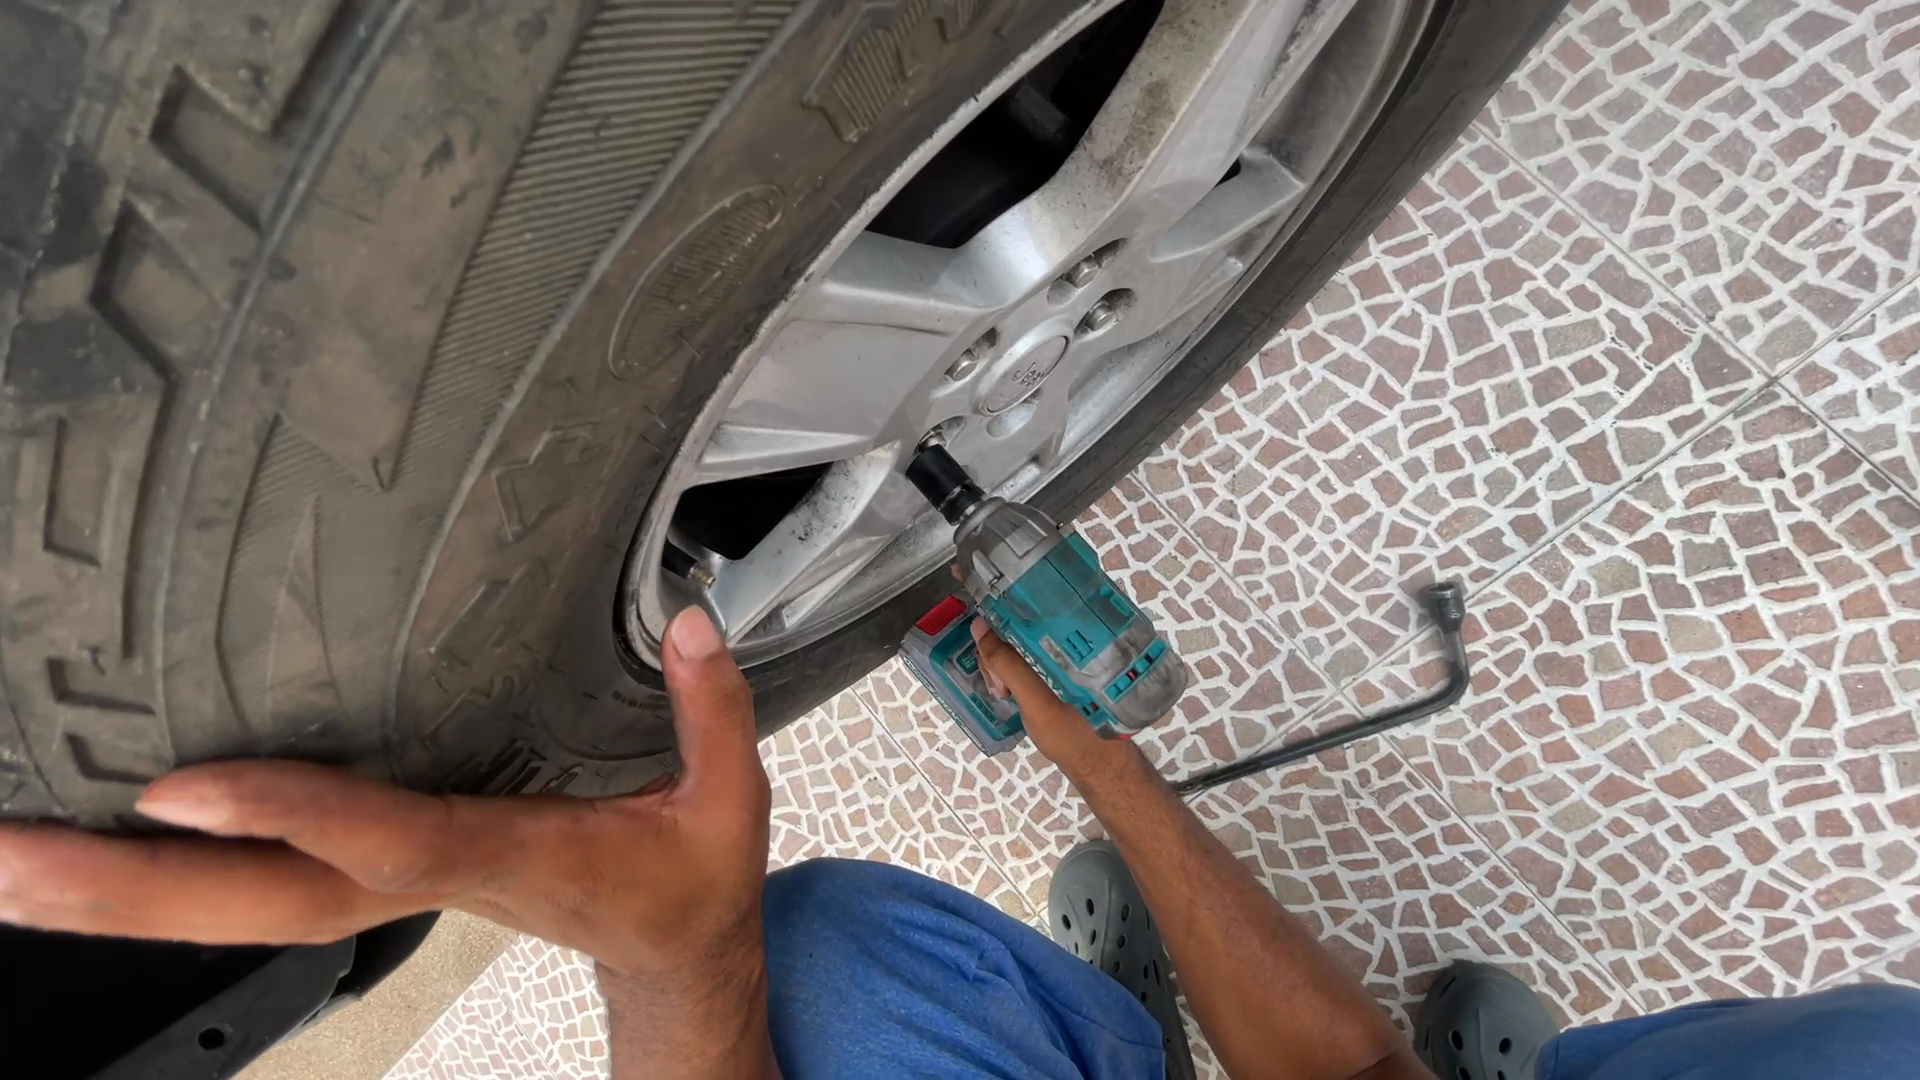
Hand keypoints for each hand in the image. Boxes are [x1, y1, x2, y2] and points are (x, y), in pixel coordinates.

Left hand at [0, 607, 769, 984]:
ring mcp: (426, 890)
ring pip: (262, 908)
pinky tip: (149, 845)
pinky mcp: (421, 880)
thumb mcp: (732, 799)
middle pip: (277, 905)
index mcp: (529, 859)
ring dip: (137, 894)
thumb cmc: (697, 880)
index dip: (303, 816)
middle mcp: (454, 883)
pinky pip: (290, 885)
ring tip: (15, 858)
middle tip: (2, 854)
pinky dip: (200, 874)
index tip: (186, 789)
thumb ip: (715, 711)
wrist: (677, 955)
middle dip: (139, 891)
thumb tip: (691, 623)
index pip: (402, 842)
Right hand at [969, 618, 1130, 774]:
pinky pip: (1028, 658)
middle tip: (1001, 687)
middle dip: (999, 651)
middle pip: (1020, 626)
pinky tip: (1010, 690)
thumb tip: (980, 626)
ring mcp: (1064, 656)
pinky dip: (1014, 670)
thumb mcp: (1036, 701)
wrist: (1099, 766)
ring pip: (1020, 643)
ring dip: (1003, 664)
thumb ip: (1008, 665)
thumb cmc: (1073, 734)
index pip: (1030, 610)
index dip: (1001, 621)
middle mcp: (1070, 640)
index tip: (987, 651)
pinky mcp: (1059, 670)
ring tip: (1006, 692)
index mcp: (1072, 638)